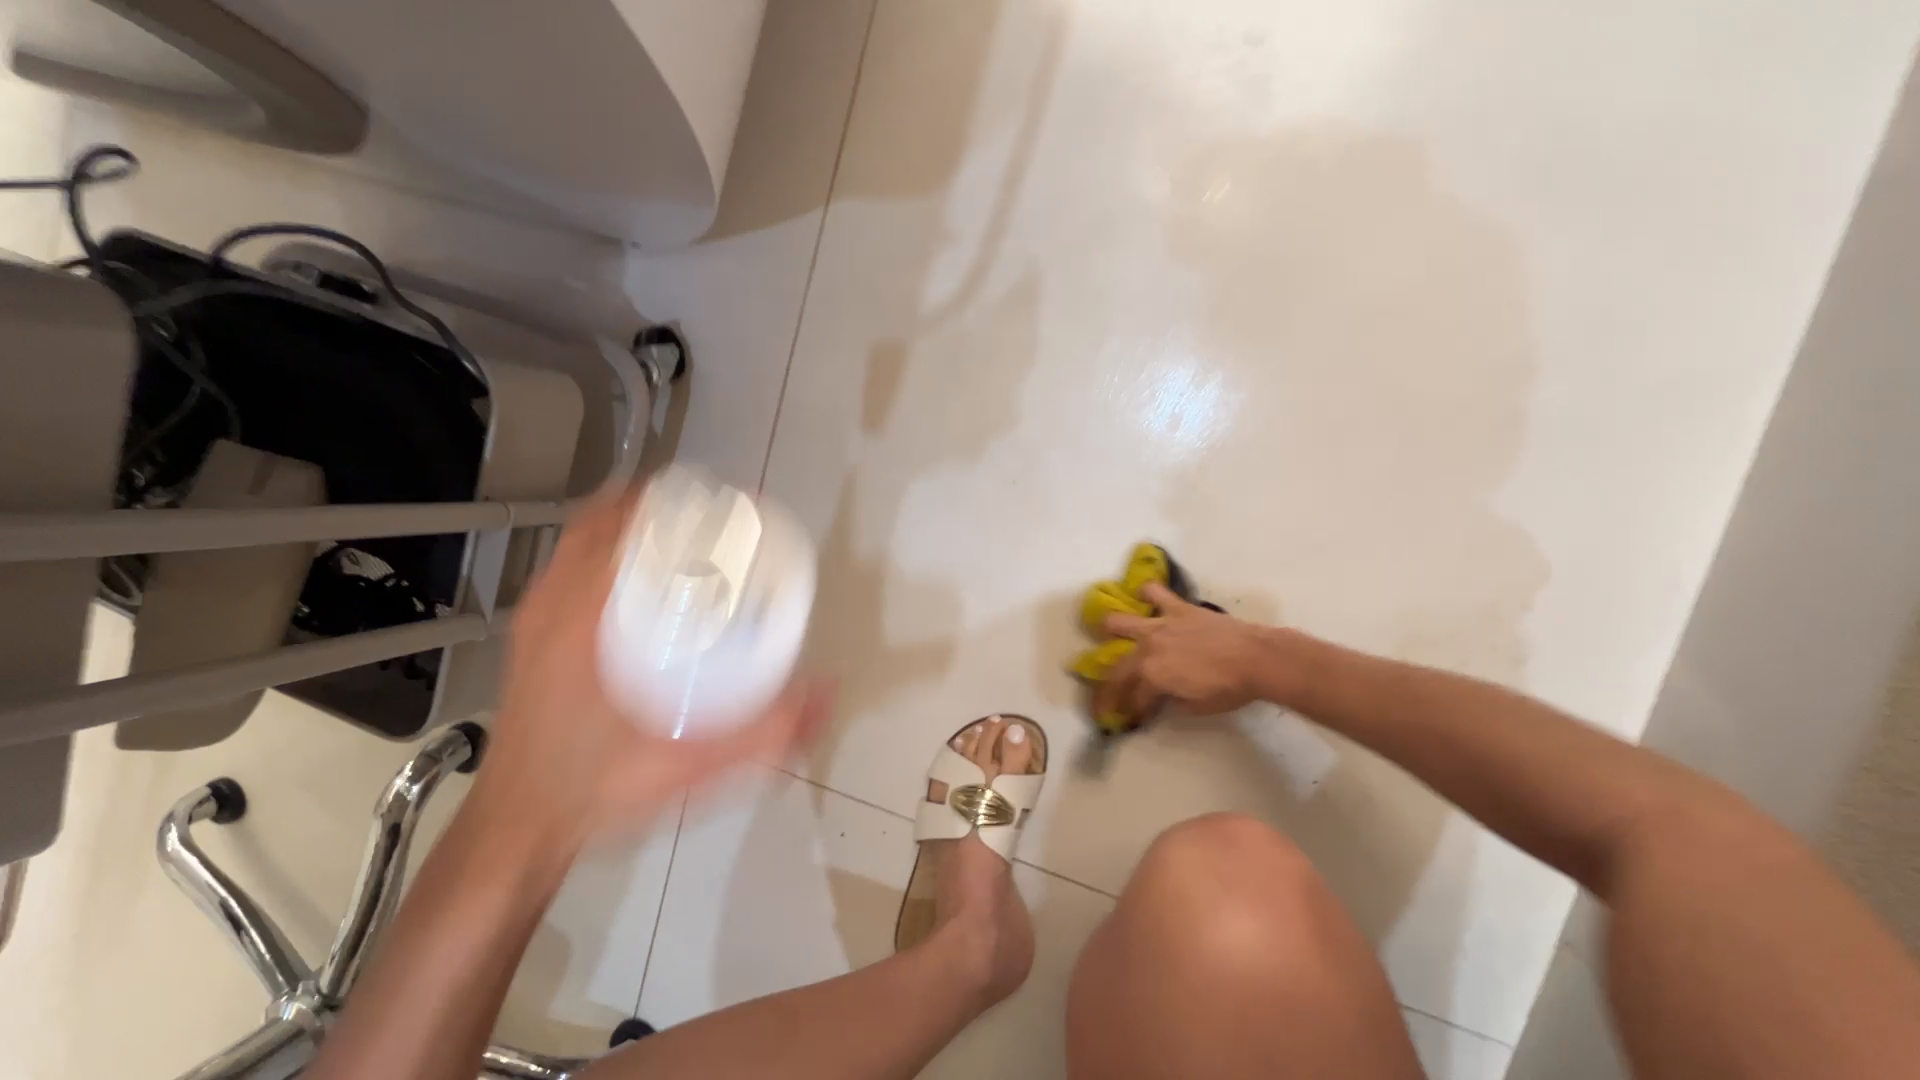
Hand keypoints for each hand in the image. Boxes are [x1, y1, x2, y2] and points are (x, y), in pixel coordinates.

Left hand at [471, 482, 833, 851]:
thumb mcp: (688, 766)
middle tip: (712, 524)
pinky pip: (567, 569)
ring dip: (628, 529)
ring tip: (684, 541)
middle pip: (600, 522)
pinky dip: (604, 555)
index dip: (669, 503)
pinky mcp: (529, 639)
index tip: (718, 506)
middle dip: (656, 509)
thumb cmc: (595, 791)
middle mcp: (550, 607)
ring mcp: (533, 620)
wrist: (518, 827)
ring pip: (580, 543)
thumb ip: (762, 734)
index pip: (619, 527)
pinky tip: (641, 584)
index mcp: (580, 621)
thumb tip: (825, 693)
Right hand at [1098, 583, 1275, 720]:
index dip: (1131, 710)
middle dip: (1110, 688)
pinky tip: (1143, 595)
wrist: (1255, 657)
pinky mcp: (1178, 608)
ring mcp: (1160, 625)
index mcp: (1153, 676)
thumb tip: (1166, 699)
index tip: (1130, 718)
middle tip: (1111, 697)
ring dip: (1111, 631)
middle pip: (1119, 669)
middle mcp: (1147, 649)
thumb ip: (1174, 702)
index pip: (1134, 698)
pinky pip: (1155, 592)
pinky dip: (1146, 593)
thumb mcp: (1198, 707)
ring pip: (1119, 623)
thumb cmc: (1229, 688)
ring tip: (1109, 634)